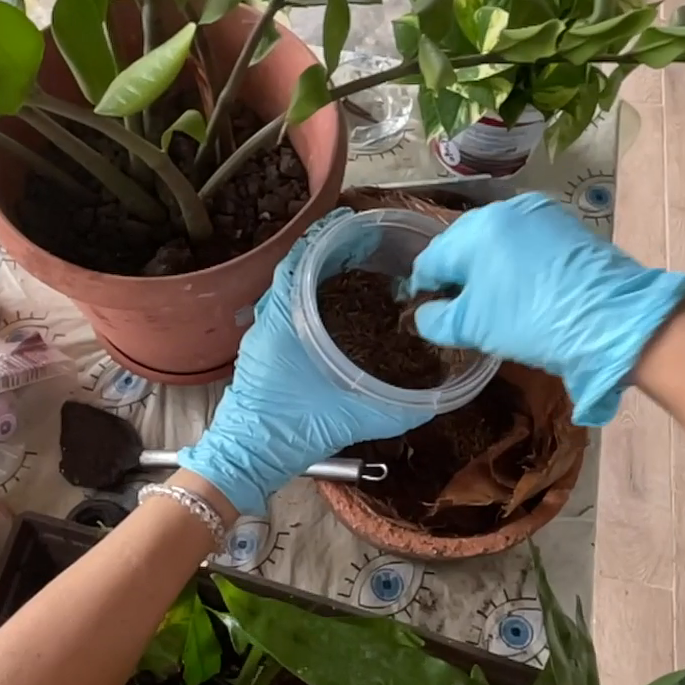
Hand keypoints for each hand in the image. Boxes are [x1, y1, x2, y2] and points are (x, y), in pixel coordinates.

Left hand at [179, 210, 434, 515]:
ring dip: (317, 278)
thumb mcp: (351, 418)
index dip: (327, 236)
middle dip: (330, 254)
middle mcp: (268, 321)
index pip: (300, 259)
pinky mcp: (262, 356)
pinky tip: (333, 314)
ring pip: (289, 293)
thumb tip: (438, 401)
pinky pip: (285, 315)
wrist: (247, 459)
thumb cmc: (290, 430)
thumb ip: (397, 411)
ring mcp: (262, 338)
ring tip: (354, 272)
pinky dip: (307, 304)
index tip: (355, 225)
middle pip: (296, 271)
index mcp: (283, 320)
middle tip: (366, 248)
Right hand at [408, 193, 684, 425]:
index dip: (422, 289)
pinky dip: (514, 265)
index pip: (431, 259)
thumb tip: (425, 313)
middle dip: (456, 276)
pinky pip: (524, 243)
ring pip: (495, 243)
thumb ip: (435, 319)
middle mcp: (504, 211)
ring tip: (492, 303)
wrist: (611, 319)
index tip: (426, 312)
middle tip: (460, 310)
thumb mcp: (471, 327)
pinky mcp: (566, 227)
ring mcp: (539, 214)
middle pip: (463, 245)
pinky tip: (522, 291)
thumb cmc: (529, 320)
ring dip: (486, 270)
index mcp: (474, 229)